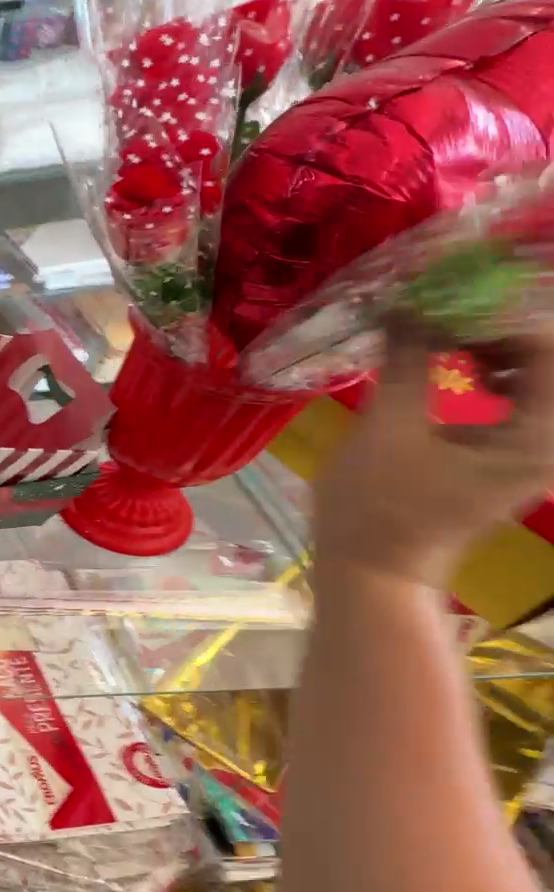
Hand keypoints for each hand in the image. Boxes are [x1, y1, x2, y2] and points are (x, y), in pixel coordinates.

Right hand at [314, 321, 553, 585]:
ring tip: (444, 343)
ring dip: (494, 350)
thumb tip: (405, 307)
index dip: (492, 315)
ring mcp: (539, 448)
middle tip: (439, 319)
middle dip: (495, 329)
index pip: (545, 345)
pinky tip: (457, 375)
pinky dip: (493, 376)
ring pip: (539, 376)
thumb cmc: (375, 505)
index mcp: (543, 431)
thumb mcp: (385, 430)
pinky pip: (525, 398)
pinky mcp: (516, 455)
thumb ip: (405, 364)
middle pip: (549, 358)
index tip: (436, 305)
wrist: (372, 568)